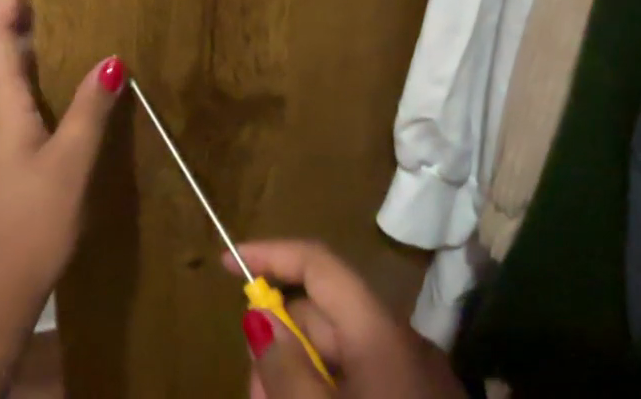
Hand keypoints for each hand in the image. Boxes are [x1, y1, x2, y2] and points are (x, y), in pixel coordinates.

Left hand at [0, 0, 125, 318]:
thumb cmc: (28, 224)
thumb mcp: (69, 165)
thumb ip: (90, 109)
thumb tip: (112, 57)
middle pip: (2, 41)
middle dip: (31, 7)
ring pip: (13, 70)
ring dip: (40, 41)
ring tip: (84, 23)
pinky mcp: (3, 151)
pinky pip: (21, 96)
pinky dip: (44, 74)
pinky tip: (77, 84)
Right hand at [228, 241, 462, 398]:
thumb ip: (284, 368)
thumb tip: (260, 317)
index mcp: (381, 335)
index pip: (319, 264)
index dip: (270, 255)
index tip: (224, 268)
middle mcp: (402, 346)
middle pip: (322, 317)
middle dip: (278, 344)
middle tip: (256, 395)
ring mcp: (416, 383)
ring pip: (336, 358)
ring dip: (297, 381)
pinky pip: (359, 388)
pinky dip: (324, 397)